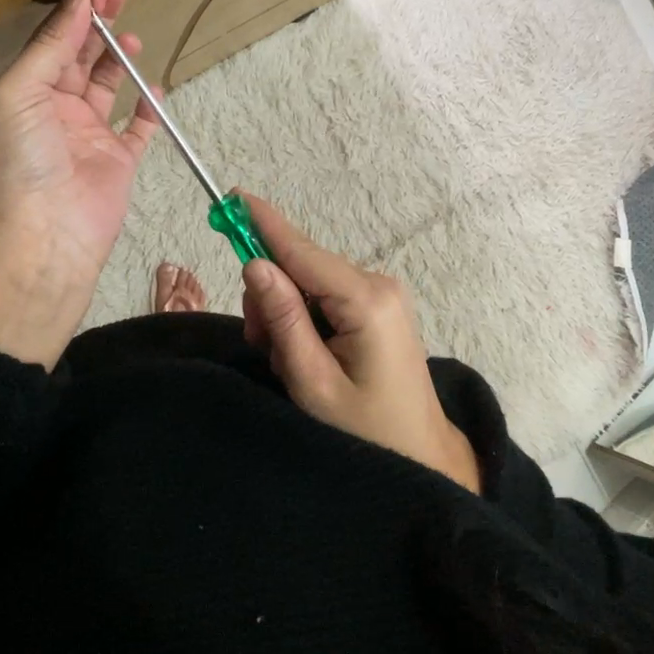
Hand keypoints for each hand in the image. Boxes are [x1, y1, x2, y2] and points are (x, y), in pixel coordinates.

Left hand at [0, 0, 158, 368]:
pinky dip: (146, 106)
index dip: (75, 10)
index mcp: (26, 93)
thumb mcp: (19, 94)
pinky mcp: (119, 162)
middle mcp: (55, 111)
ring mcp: (89, 136)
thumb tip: (78, 3)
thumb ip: (50, 47)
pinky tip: (153, 85)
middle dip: (100, 21)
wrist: (43, 240)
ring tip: (131, 35)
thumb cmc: (21, 163)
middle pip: (81, 55)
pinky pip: (137, 128)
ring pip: (106, 86)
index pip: (52, 41)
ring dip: (118, 58)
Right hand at [238, 194, 481, 493]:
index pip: (302, 252)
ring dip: (285, 313)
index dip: (263, 225)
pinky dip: (303, 318)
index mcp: (366, 300)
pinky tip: (302, 353)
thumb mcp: (313, 380)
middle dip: (270, 297)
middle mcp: (377, 284)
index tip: (231, 196)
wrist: (422, 458)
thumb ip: (284, 319)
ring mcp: (381, 293)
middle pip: (301, 265)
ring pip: (308, 281)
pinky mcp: (377, 306)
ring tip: (286, 360)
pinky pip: (324, 295)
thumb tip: (254, 263)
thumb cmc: (365, 431)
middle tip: (262, 344)